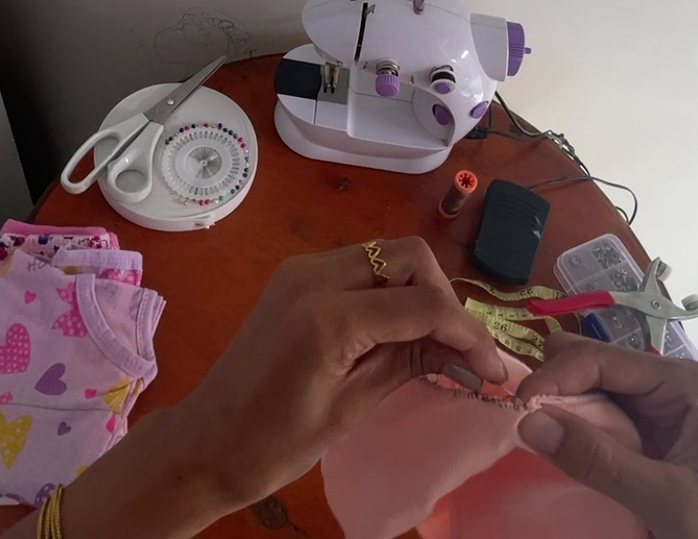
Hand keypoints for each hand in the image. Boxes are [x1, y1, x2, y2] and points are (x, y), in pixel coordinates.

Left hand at [34, 236, 509, 538]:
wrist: (206, 439)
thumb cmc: (275, 443)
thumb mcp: (350, 409)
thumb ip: (410, 364)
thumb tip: (469, 355)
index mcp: (329, 315)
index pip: (421, 302)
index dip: (465, 331)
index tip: (491, 366)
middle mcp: (316, 274)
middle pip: (406, 255)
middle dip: (443, 296)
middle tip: (459, 349)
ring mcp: (302, 267)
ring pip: (385, 253)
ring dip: (418, 289)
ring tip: (434, 340)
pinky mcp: (296, 273)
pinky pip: (359, 265)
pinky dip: (389, 288)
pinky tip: (397, 327)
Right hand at [514, 332, 697, 538]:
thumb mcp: (669, 502)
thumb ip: (601, 462)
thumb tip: (528, 422)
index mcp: (682, 381)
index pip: (599, 358)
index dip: (555, 377)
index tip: (518, 409)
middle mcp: (663, 380)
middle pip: (586, 360)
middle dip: (552, 384)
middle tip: (526, 422)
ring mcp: (650, 404)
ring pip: (582, 383)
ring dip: (555, 404)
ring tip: (537, 434)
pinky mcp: (638, 430)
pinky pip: (588, 412)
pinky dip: (566, 424)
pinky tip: (557, 444)